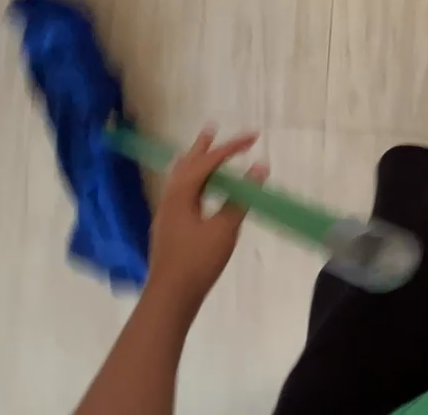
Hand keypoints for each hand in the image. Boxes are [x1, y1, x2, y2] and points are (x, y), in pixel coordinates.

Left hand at [144, 127, 268, 316]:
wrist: (170, 298)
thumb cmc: (198, 261)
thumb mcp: (225, 227)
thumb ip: (242, 196)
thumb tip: (260, 167)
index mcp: (182, 194)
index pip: (209, 162)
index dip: (232, 147)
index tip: (255, 137)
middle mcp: (170, 199)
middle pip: (187, 165)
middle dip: (202, 146)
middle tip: (212, 128)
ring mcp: (167, 214)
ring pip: (180, 178)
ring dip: (194, 162)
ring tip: (200, 150)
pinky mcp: (170, 227)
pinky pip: (180, 191)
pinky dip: (191, 179)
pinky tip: (197, 188)